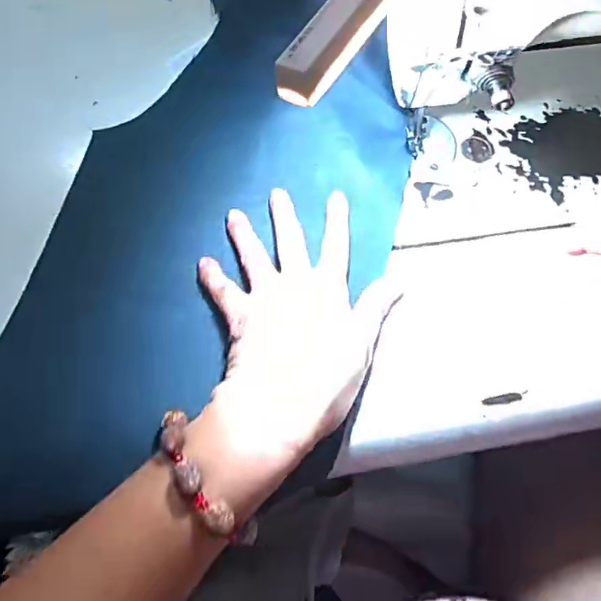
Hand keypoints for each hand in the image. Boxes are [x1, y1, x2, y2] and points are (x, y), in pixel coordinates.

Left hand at [199, 190, 400, 474]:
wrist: (277, 406)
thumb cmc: (327, 381)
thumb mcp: (361, 345)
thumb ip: (374, 308)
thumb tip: (398, 280)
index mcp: (328, 289)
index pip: (336, 247)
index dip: (336, 221)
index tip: (335, 196)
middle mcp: (295, 284)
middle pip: (289, 242)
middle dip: (284, 217)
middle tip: (276, 194)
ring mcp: (264, 297)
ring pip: (253, 258)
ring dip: (243, 235)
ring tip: (233, 215)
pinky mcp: (240, 317)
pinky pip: (224, 292)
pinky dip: (213, 278)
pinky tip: (203, 263)